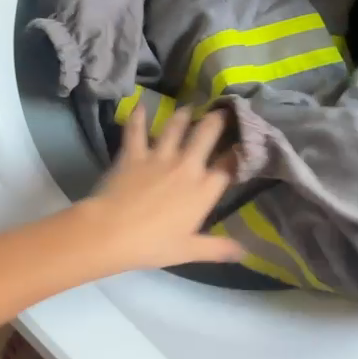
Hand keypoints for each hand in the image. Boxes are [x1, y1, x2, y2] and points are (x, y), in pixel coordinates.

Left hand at [68, 105, 243, 271]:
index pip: (228, 165)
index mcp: (203, 189)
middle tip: (222, 110)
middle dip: (216, 120)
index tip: (243, 143)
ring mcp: (159, 156)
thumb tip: (245, 253)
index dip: (238, 152)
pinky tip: (140, 106)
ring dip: (183, 115)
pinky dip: (138, 117)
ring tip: (189, 107)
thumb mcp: (189, 251)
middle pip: (206, 134)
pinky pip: (137, 130)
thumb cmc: (153, 244)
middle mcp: (187, 165)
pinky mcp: (134, 153)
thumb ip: (218, 248)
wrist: (112, 232)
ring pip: (175, 126)